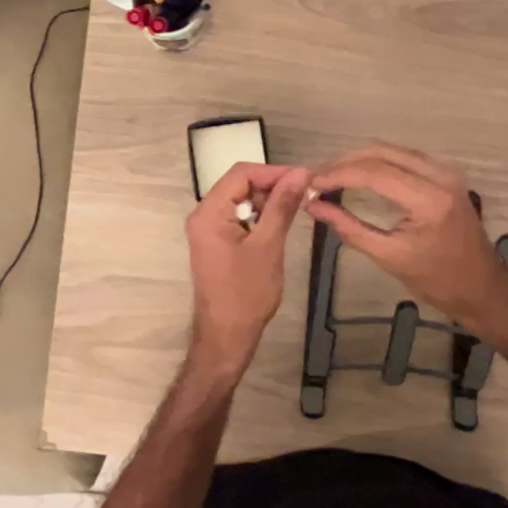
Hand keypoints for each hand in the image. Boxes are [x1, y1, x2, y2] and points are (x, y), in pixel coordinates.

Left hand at [185, 162, 310, 376]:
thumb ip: (282, 206)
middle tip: (303, 194)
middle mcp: (203, 215)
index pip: (241, 173)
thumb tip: (300, 173)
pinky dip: (258, 215)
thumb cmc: (247, 293)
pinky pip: (237, 216)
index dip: (274, 172)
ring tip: (294, 209)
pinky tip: (277, 225)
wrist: (226, 335)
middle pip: (239, 183)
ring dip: (266, 200)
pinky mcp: (215, 242)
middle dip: (271, 184)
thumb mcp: (268, 246)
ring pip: (240, 199)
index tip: (304, 179)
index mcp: (209, 213)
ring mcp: (207, 229)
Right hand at [306, 144, 507, 329]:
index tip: (310, 184)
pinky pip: (404, 156)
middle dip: (344, 162)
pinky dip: (377, 161)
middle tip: (317, 179)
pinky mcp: (446, 172)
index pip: (374, 172)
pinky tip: (358, 175)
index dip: (337, 174)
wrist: (482, 287)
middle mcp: (440, 175)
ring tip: (332, 177)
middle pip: (381, 152)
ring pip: (392, 149)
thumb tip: (313, 206)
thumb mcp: (388, 257)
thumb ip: (349, 227)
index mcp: (429, 199)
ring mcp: (446, 170)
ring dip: (359, 159)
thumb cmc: (437, 280)